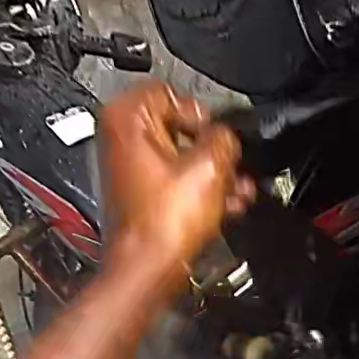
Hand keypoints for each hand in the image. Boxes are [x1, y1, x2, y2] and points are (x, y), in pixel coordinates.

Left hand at [98, 81, 254, 269]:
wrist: (151, 266)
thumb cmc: (163, 224)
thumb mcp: (209, 168)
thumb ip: (224, 140)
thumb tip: (228, 138)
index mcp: (126, 119)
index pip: (172, 92)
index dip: (204, 116)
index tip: (219, 139)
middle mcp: (122, 140)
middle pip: (180, 128)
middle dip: (213, 150)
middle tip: (232, 167)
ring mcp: (131, 169)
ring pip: (183, 158)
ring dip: (214, 173)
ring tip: (236, 189)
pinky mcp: (144, 195)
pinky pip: (179, 181)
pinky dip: (202, 190)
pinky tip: (225, 204)